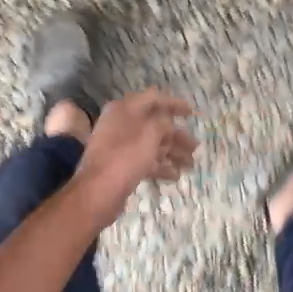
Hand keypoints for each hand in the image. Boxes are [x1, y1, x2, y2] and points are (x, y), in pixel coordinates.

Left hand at [70, 89, 197, 224]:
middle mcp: (121, 123)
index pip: (154, 99)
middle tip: (195, 147)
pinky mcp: (121, 164)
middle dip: (176, 135)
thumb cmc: (125, 156)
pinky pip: (144, 159)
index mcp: (125, 108)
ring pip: (151, 143)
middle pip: (155, 124)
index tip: (192, 113)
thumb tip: (168, 123)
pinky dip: (160, 165)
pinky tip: (175, 175)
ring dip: (172, 152)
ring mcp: (120, 145)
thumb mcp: (150, 134)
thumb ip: (164, 123)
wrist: (96, 193)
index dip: (175, 104)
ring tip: (190, 164)